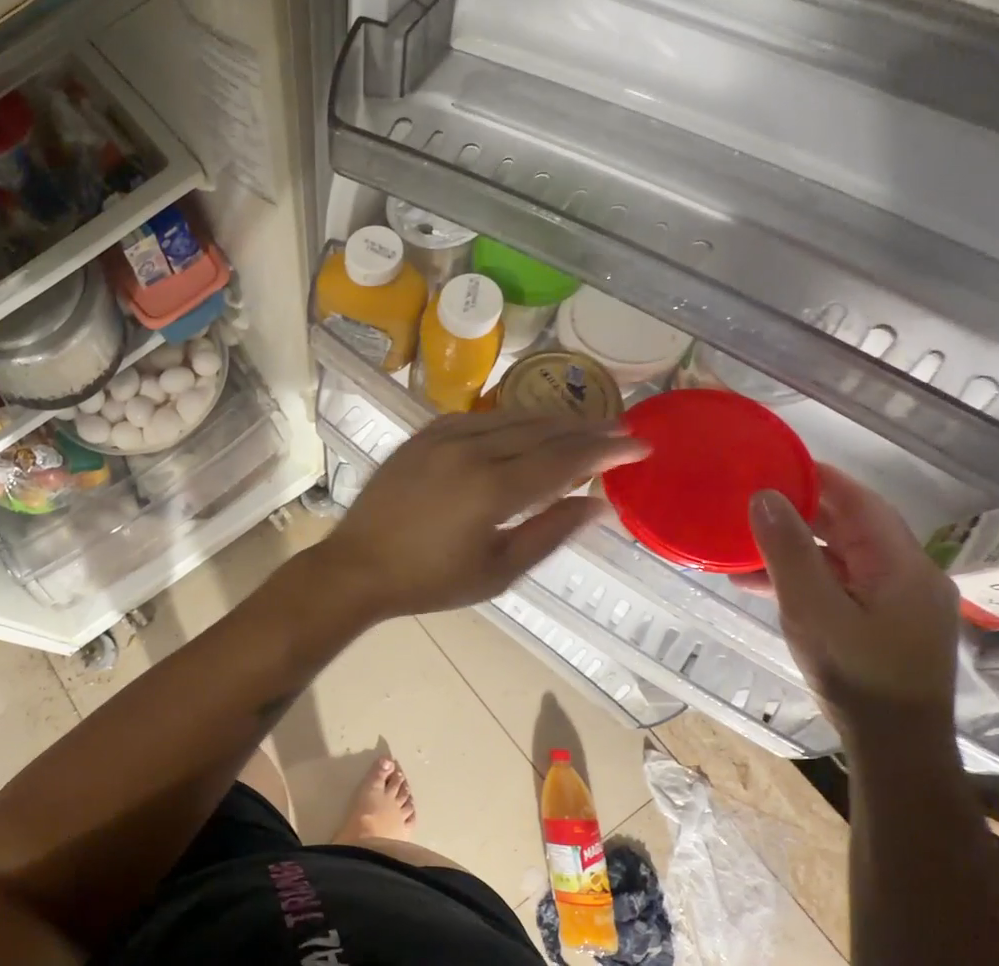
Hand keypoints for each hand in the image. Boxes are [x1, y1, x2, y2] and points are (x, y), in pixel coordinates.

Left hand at [308, 411, 647, 620]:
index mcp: (492, 488)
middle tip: (620, 431)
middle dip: (585, 430)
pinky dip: (507, 420)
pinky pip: (475, 418)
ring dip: (549, 420)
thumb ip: (549, 533)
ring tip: (582, 426)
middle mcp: (468, 452)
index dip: (605, 451)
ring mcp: (440, 439)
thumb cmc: (429, 581)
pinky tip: (522, 426)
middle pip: (540, 430)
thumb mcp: (498, 571)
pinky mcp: (420, 437)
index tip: (641, 445)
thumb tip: (596, 505)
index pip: (563, 459)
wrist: (358, 566)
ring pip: (508, 418)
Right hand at [736, 464, 960, 737]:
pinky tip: (760, 582)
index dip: (819, 477)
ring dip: (794, 547)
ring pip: (842, 557)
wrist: (895, 744)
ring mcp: (899, 603)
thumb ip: (788, 550)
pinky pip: (841, 583)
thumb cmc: (855, 671)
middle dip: (800, 510)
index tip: (774, 461)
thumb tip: (765, 495)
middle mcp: (909, 576)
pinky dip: (803, 576)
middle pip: (852, 527)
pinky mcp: (885, 625)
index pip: (861, 502)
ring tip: (741, 543)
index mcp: (901, 565)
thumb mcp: (811, 607)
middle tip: (748, 498)